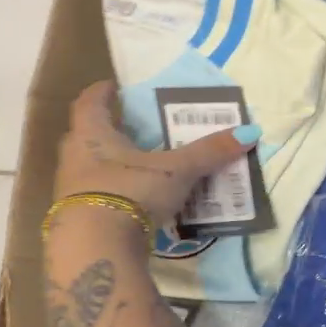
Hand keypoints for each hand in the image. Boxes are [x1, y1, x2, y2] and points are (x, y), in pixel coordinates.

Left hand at [52, 80, 260, 230]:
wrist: (97, 241)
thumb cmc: (131, 189)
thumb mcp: (177, 169)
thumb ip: (210, 152)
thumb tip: (250, 132)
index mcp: (92, 134)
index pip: (91, 102)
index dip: (102, 92)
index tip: (113, 86)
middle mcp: (77, 154)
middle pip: (91, 133)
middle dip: (113, 129)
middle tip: (137, 127)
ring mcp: (75, 184)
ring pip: (96, 164)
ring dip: (117, 161)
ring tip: (144, 163)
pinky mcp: (82, 211)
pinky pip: (103, 191)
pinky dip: (121, 188)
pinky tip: (140, 196)